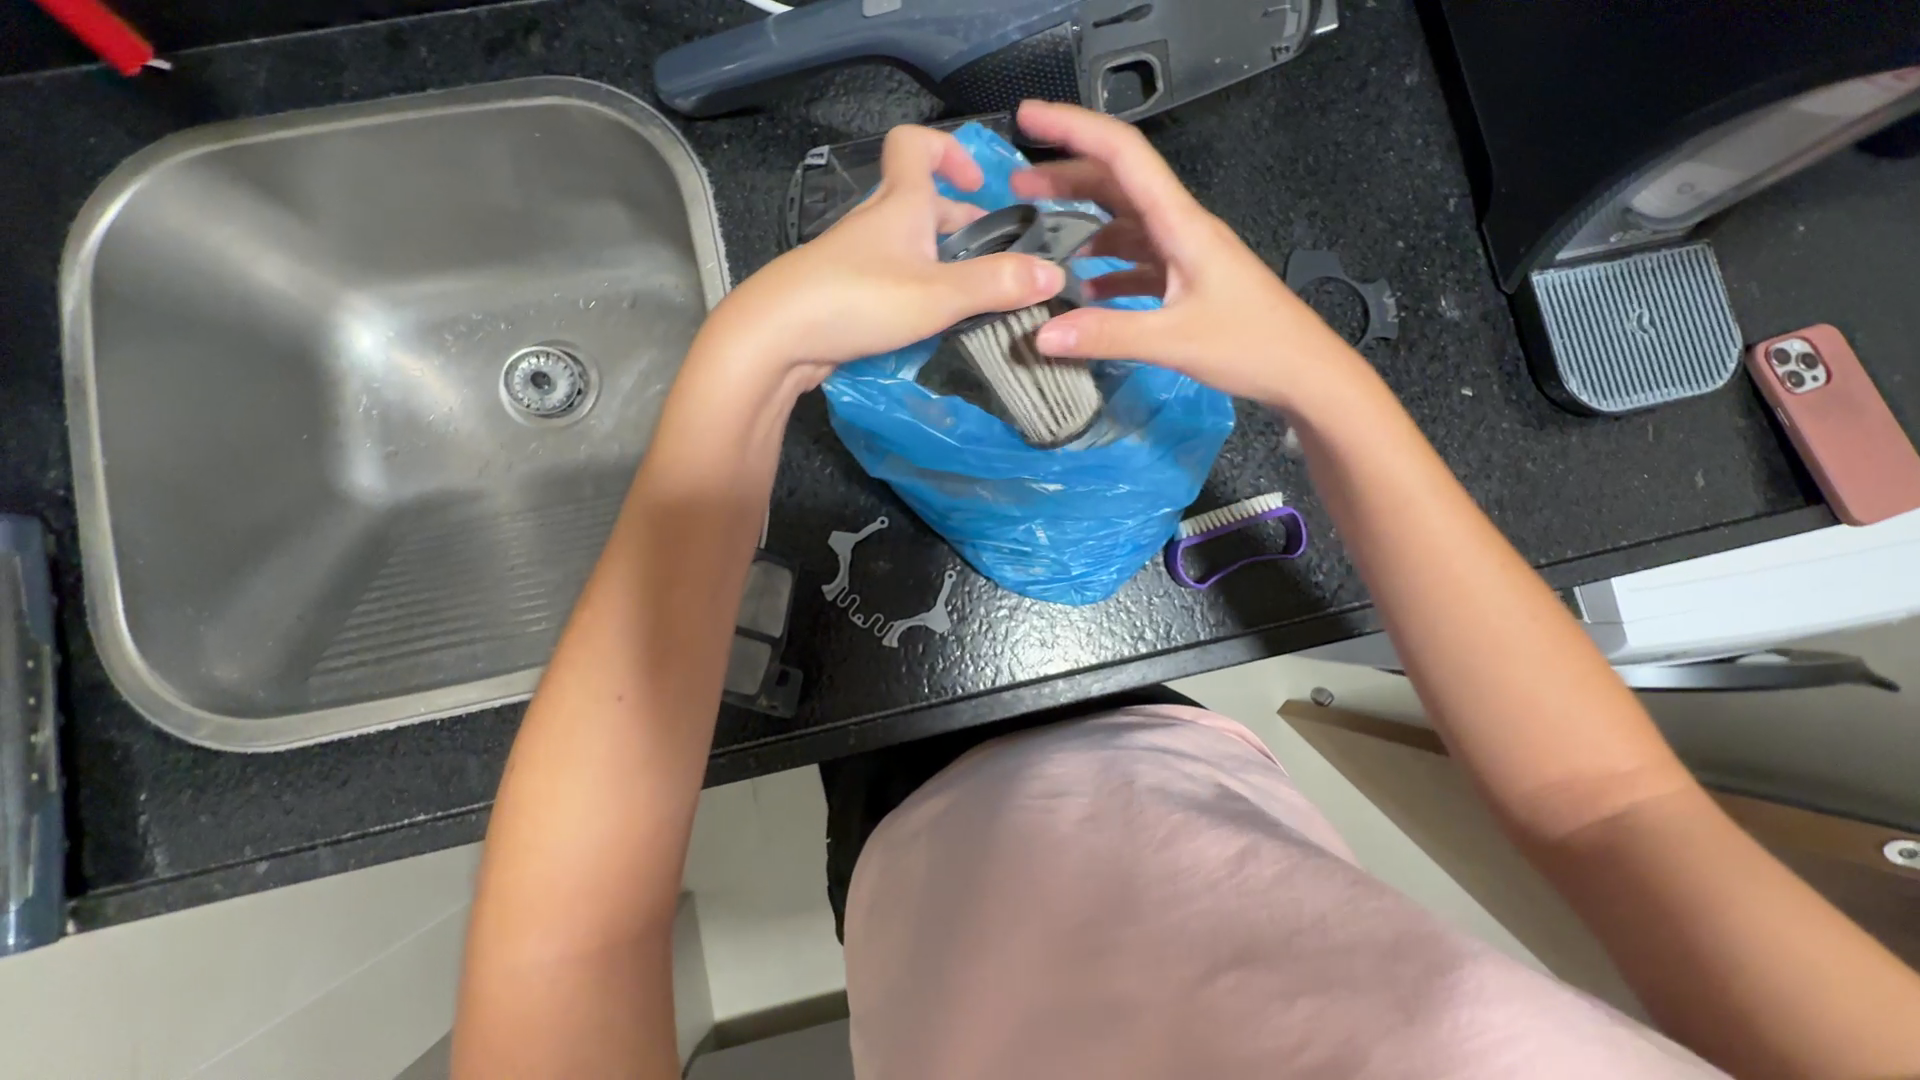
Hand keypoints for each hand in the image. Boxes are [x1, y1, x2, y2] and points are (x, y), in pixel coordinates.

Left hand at [697, 124, 1066, 392]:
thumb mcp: (938, 293)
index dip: (948, 150)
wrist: (775, 336)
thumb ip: (996, 284)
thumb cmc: (858, 299)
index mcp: (899, 204)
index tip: (976, 182)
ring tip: (970, 299)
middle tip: (994, 261)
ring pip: (906, 247)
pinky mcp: (842, 293)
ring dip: (939, 264)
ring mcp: (854, 259)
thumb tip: (1054, 275)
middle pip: (921, 205)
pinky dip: (914, 292)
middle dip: (960, 225)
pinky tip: (928, 325)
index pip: (915, 144)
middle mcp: (875, 223)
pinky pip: (888, 280)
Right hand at [1009, 100, 1363, 410]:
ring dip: (1082, 225)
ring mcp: (1184, 254)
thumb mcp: (1174, 341)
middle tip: (1017, 191)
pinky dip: (1106, 269)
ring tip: (1039, 240)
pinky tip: (1083, 291)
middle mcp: (1181, 227)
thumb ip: (1106, 334)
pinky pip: (1137, 262)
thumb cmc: (1252, 345)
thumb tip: (1042, 335)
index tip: (1028, 117)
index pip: (1123, 155)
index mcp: (1181, 223)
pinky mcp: (1186, 281)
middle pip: (1116, 184)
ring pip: (1124, 223)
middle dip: (1065, 179)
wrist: (1303, 372)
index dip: (1073, 129)